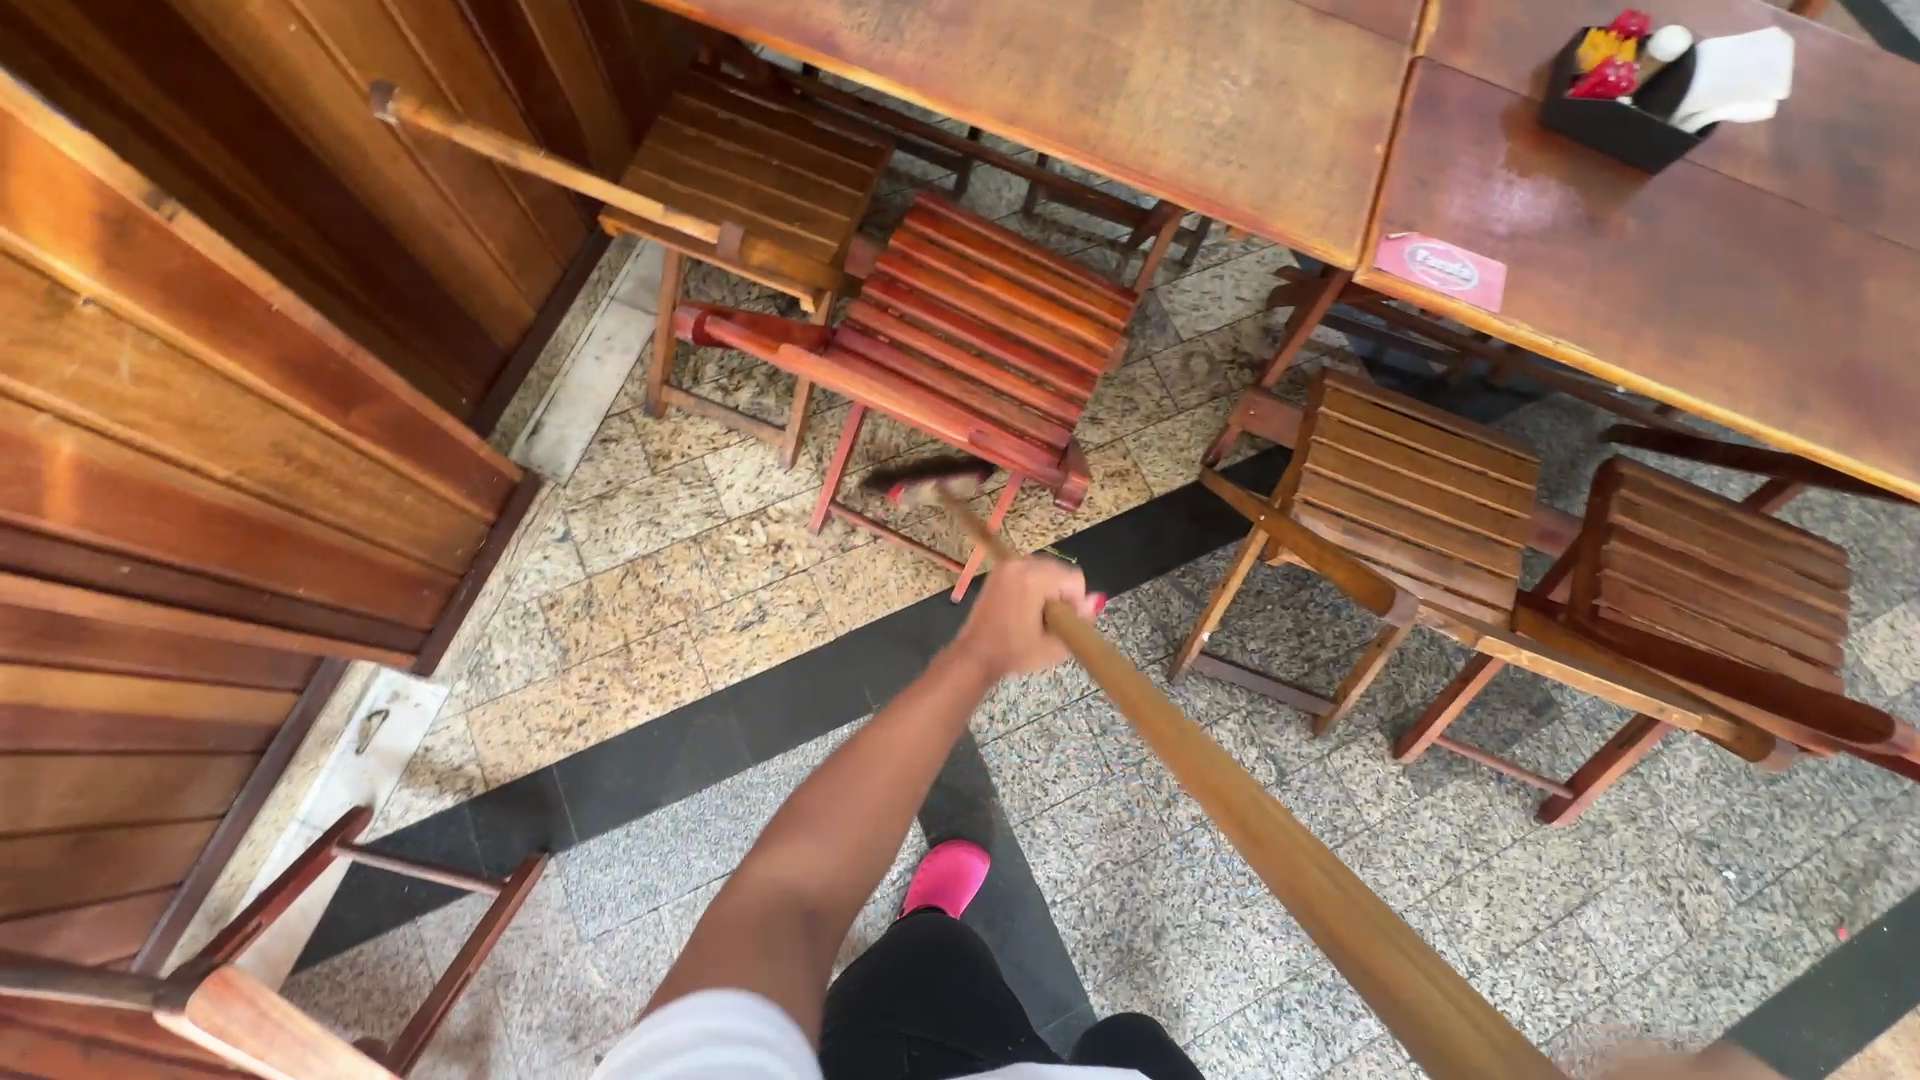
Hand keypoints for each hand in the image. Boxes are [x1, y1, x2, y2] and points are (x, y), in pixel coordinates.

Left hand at [952, 555, 1098, 677]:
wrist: (976, 655)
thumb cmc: (1015, 653)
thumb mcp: (1054, 645)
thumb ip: (1081, 620)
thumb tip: (1097, 599)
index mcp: (1034, 579)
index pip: (1074, 578)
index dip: (1076, 601)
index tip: (1064, 621)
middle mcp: (1020, 564)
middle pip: (1060, 569)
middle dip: (1063, 592)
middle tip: (1052, 619)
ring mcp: (1006, 566)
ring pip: (1045, 569)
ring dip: (1049, 588)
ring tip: (1039, 614)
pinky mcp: (998, 571)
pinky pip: (1029, 570)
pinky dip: (1035, 584)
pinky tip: (1027, 607)